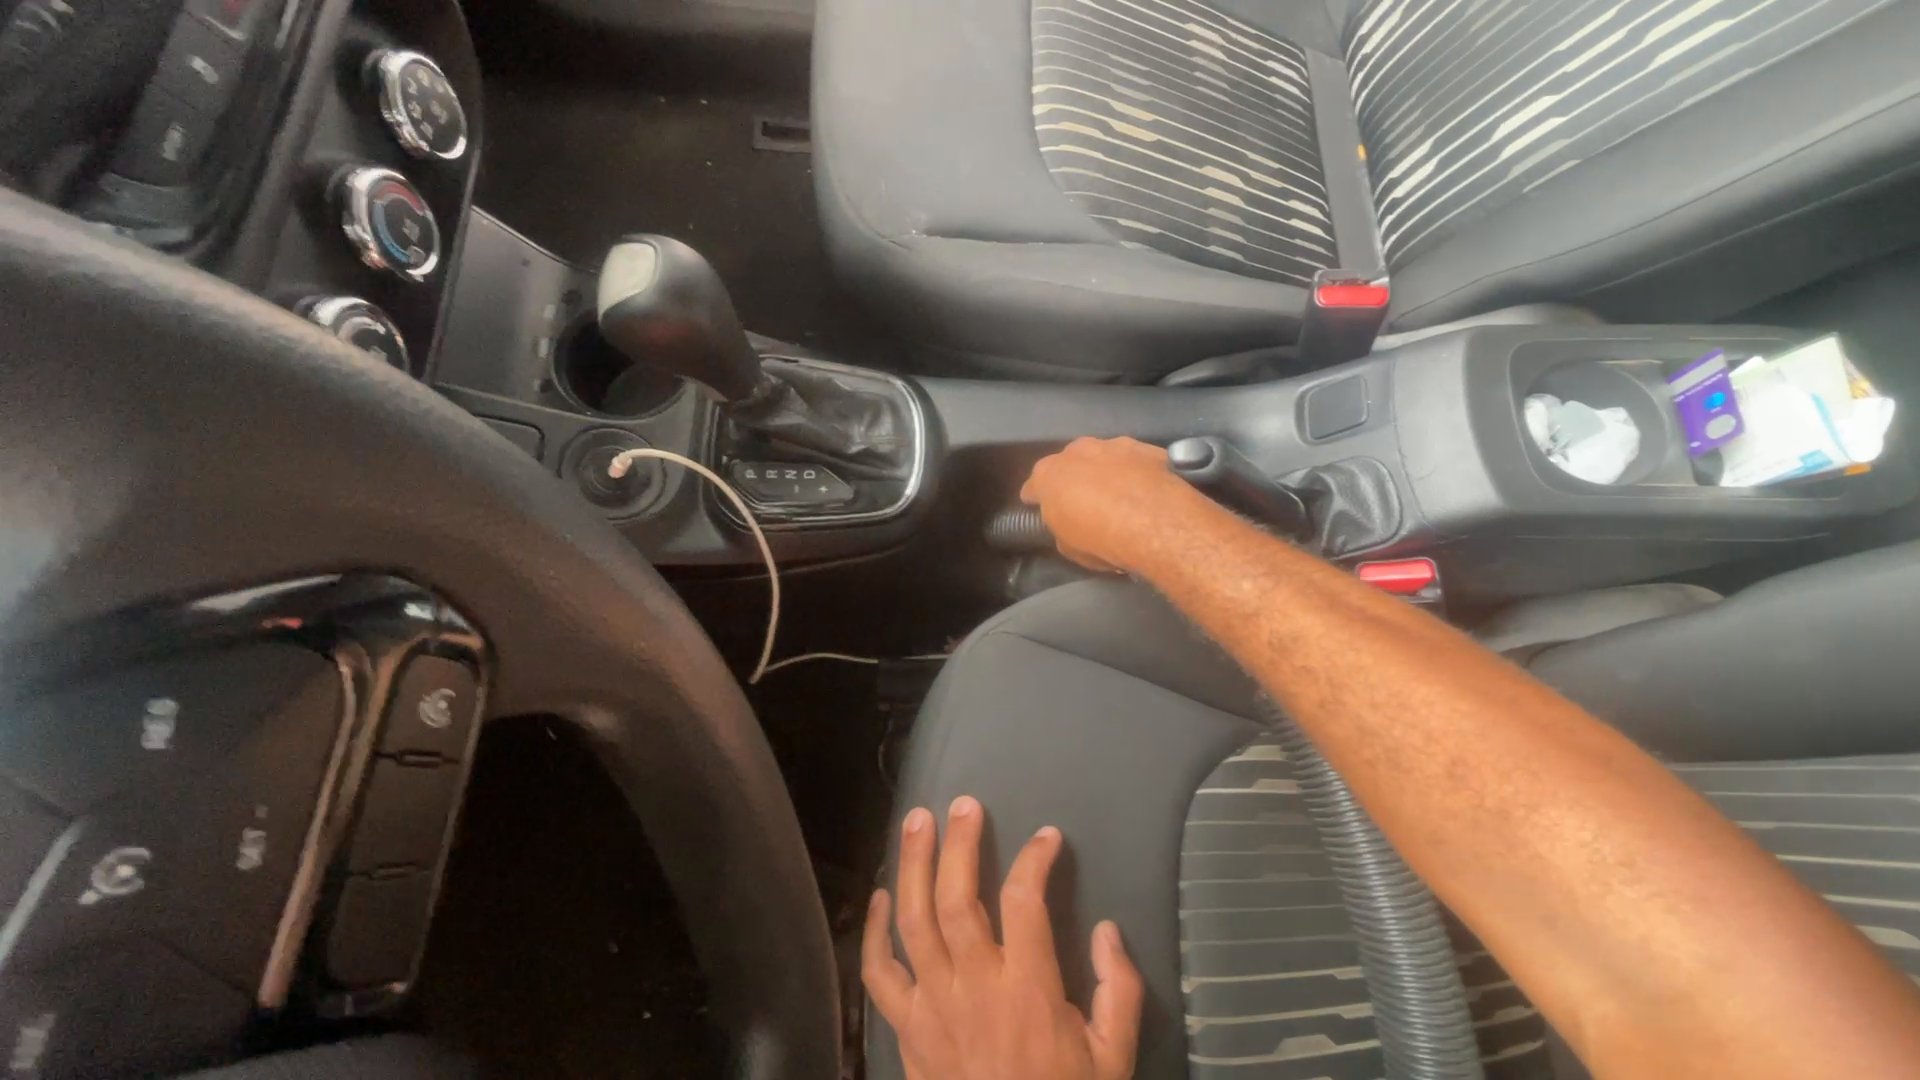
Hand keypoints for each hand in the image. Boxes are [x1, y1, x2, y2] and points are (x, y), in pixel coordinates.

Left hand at [863, 797, 1143, 1079]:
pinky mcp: (905, 1029)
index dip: (1034, 859)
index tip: (1047, 837)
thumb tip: (1107, 931)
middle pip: (957, 900)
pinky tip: (880, 895)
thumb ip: (1119, 991)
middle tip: (964, 805)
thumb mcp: (1112, 1058)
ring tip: (918, 822)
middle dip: (959, 845)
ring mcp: (932, 1007)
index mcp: (1028, 991)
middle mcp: (973, 988)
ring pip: (913, 922)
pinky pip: (878, 973)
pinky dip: (873, 930)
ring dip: (913, 865)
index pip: (1024, 902)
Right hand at [1019, 437, 1211, 572]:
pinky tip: (1147, 492)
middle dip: (1074, 479)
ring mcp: (1114, 444)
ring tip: (1121, 496)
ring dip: (1106, 472)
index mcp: (1048, 475)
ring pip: (1103, 457)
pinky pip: (1135, 461)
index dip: (1037, 499)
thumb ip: (1063, 529)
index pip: (1033, 486)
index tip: (1042, 510)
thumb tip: (1070, 527)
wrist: (1155, 522)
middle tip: (1085, 503)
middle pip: (1069, 464)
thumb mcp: (1070, 548)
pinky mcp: (1148, 447)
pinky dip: (1137, 472)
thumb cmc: (1101, 539)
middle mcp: (1077, 451)